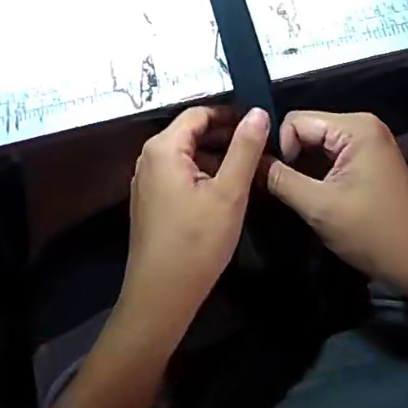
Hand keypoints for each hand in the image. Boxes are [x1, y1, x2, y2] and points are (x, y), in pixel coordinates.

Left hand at [114, 106, 268, 344]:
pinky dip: (202, 173)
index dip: (229, 114)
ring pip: (186, 155)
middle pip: (190, 133)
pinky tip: (225, 189)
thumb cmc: (196, 242)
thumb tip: (258, 113)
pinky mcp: (150, 200)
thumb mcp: (229, 193)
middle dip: (224, 135)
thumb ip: (244, 149)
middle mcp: (148, 157)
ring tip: (249, 167)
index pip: (197, 114)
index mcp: (163, 148)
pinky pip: (178, 174)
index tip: (258, 124)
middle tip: (260, 146)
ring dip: (216, 156)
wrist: (161, 294)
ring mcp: (146, 180)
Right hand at [263, 111, 407, 292]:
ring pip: (314, 144)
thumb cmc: (375, 234)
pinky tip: (317, 196)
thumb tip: (247, 161)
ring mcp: (367, 140)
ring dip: (303, 168)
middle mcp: (362, 124)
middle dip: (291, 158)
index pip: (294, 121)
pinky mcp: (368, 157)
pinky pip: (328, 154)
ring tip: (301, 197)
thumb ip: (278, 179)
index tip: (283, 184)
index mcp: (354, 127)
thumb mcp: (318, 207)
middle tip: (287, 192)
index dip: (281, 150)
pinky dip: (317, 173)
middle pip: (304, 129)